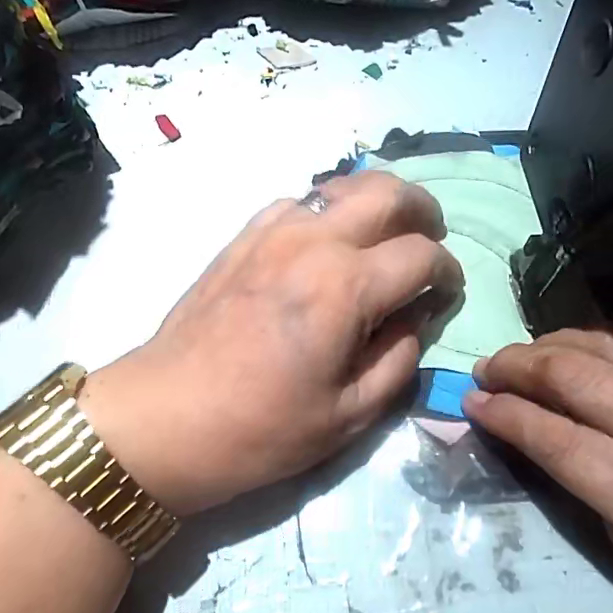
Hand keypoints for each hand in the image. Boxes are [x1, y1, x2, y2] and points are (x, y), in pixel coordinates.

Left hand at [81, 172, 461, 512]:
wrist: (163, 419)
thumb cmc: (261, 428)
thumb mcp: (350, 414)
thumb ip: (399, 359)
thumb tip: (417, 317)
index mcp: (345, 287)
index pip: (422, 255)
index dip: (448, 272)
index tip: (448, 294)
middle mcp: (314, 243)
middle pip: (389, 192)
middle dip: (423, 211)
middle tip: (431, 238)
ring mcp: (273, 232)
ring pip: (343, 185)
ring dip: (377, 203)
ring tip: (384, 237)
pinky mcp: (244, 237)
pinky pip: (300, 202)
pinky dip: (330, 211)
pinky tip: (328, 244)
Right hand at [464, 329, 612, 612]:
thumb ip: (609, 517)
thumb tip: (564, 462)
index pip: (561, 439)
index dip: (508, 415)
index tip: (470, 401)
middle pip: (583, 375)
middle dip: (523, 363)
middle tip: (486, 368)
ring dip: (562, 349)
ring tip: (524, 360)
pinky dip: (605, 358)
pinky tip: (585, 367)